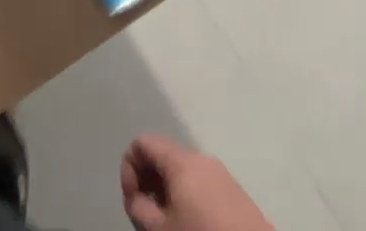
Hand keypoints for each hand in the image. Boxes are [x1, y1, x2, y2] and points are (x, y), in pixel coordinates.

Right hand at [120, 135, 272, 230]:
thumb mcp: (159, 229)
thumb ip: (138, 207)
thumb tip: (137, 198)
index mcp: (182, 161)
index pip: (142, 142)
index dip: (128, 168)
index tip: (132, 199)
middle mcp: (203, 159)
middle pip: (163, 156)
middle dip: (147, 181)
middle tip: (146, 213)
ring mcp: (223, 175)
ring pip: (182, 172)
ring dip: (166, 190)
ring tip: (168, 221)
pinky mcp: (237, 193)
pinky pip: (201, 183)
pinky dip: (187, 196)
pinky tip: (191, 223)